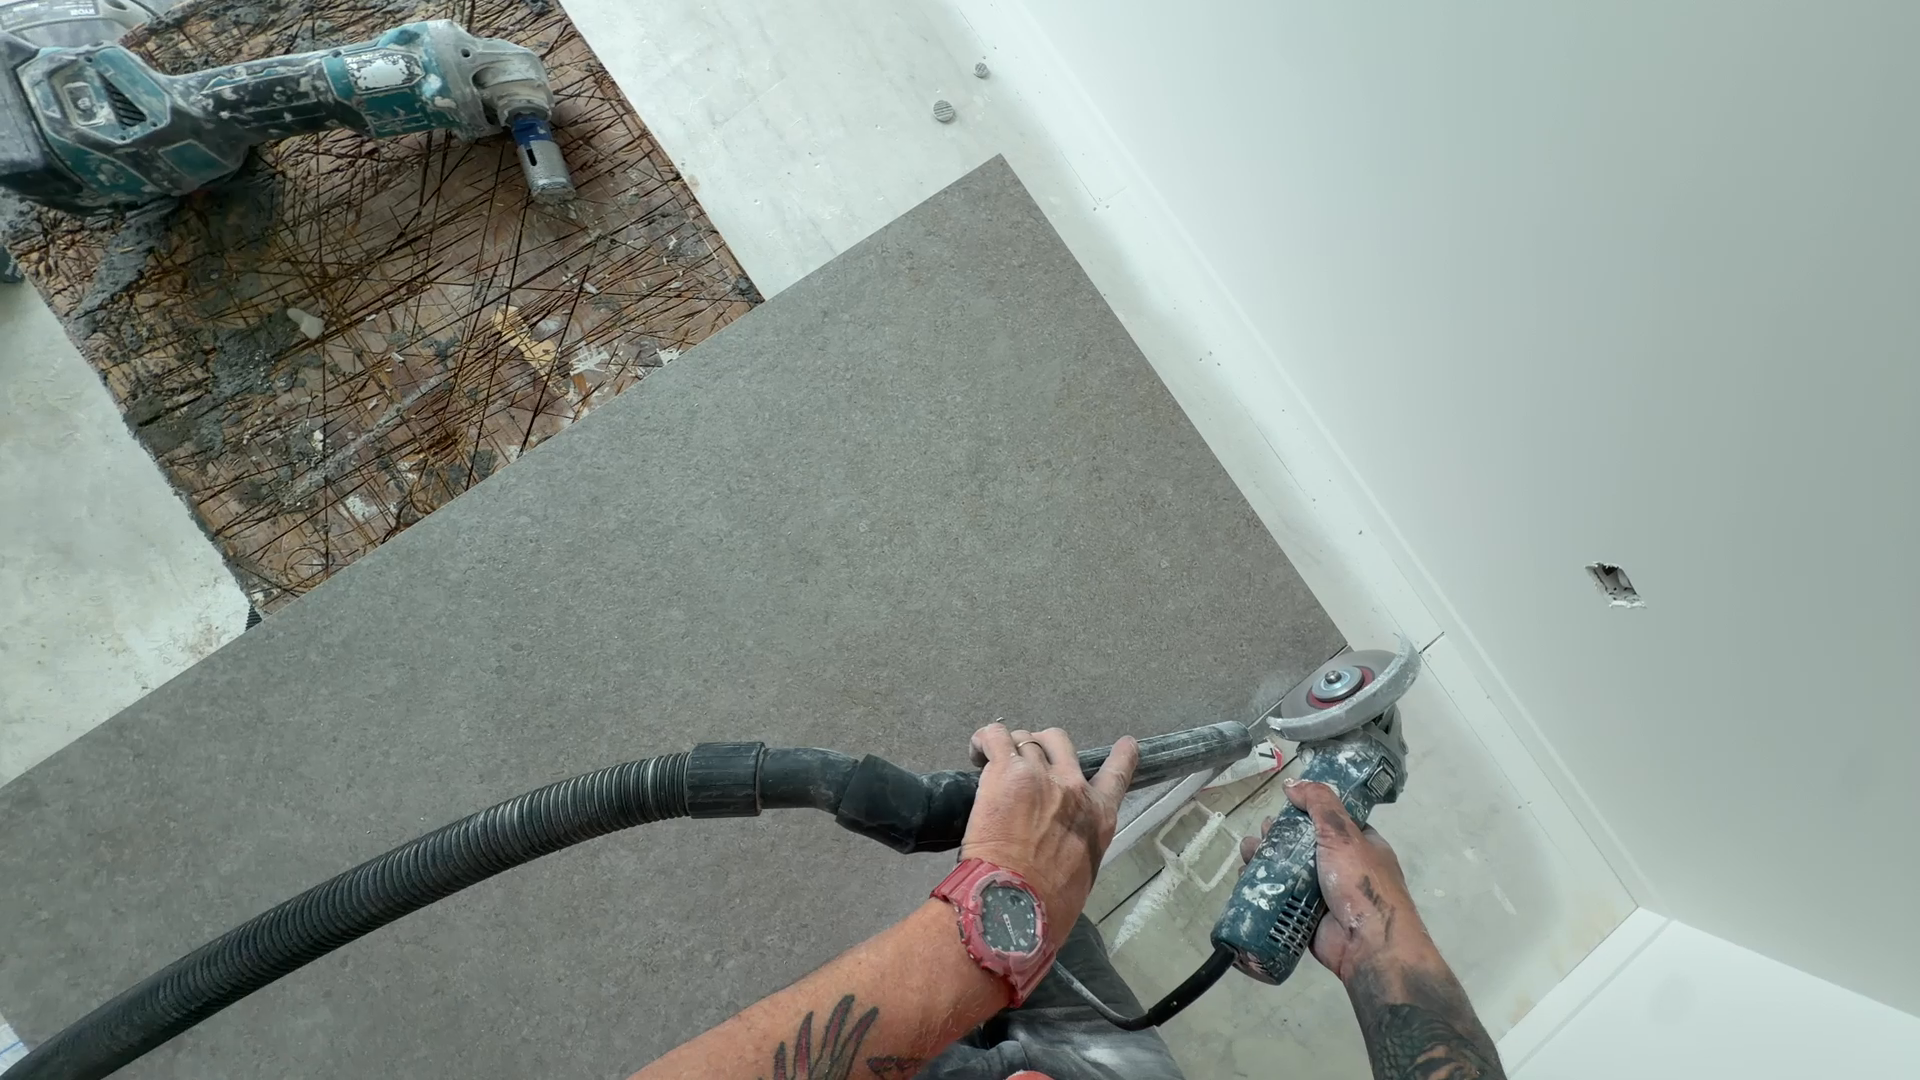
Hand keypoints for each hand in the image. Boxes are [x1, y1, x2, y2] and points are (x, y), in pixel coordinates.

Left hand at [960, 723, 1138, 939]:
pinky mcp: (1006, 771)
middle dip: (1041, 745)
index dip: (1122, 756)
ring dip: (1011, 747)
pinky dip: (985, 739)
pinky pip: (996, 737)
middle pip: (1059, 741)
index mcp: (1099, 816)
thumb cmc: (1049, 904)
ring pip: (1025, 738)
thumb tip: (1060, 842)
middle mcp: (1073, 787)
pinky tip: (976, 751)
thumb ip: (1077, 842)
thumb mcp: (1082, 871)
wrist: (1015, 904)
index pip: (1117, 775)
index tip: (1126, 744)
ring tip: (991, 761)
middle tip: (1023, 761)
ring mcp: (1040, 775)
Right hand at [1238, 778, 1438, 983]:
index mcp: (1359, 846)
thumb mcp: (1343, 833)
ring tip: (1248, 853)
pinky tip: (1244, 876)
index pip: (1327, 821)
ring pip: (1285, 868)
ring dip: (1262, 857)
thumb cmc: (1361, 884)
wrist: (1370, 947)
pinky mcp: (1305, 914)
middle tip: (1263, 833)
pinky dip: (1259, 884)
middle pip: (1299, 843)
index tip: (1283, 808)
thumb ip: (1319, 802)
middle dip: (1275, 835)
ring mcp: (1322, 892)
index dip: (1303, 812)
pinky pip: (1278, 894)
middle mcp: (1341, 867)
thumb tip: (1291, 783)